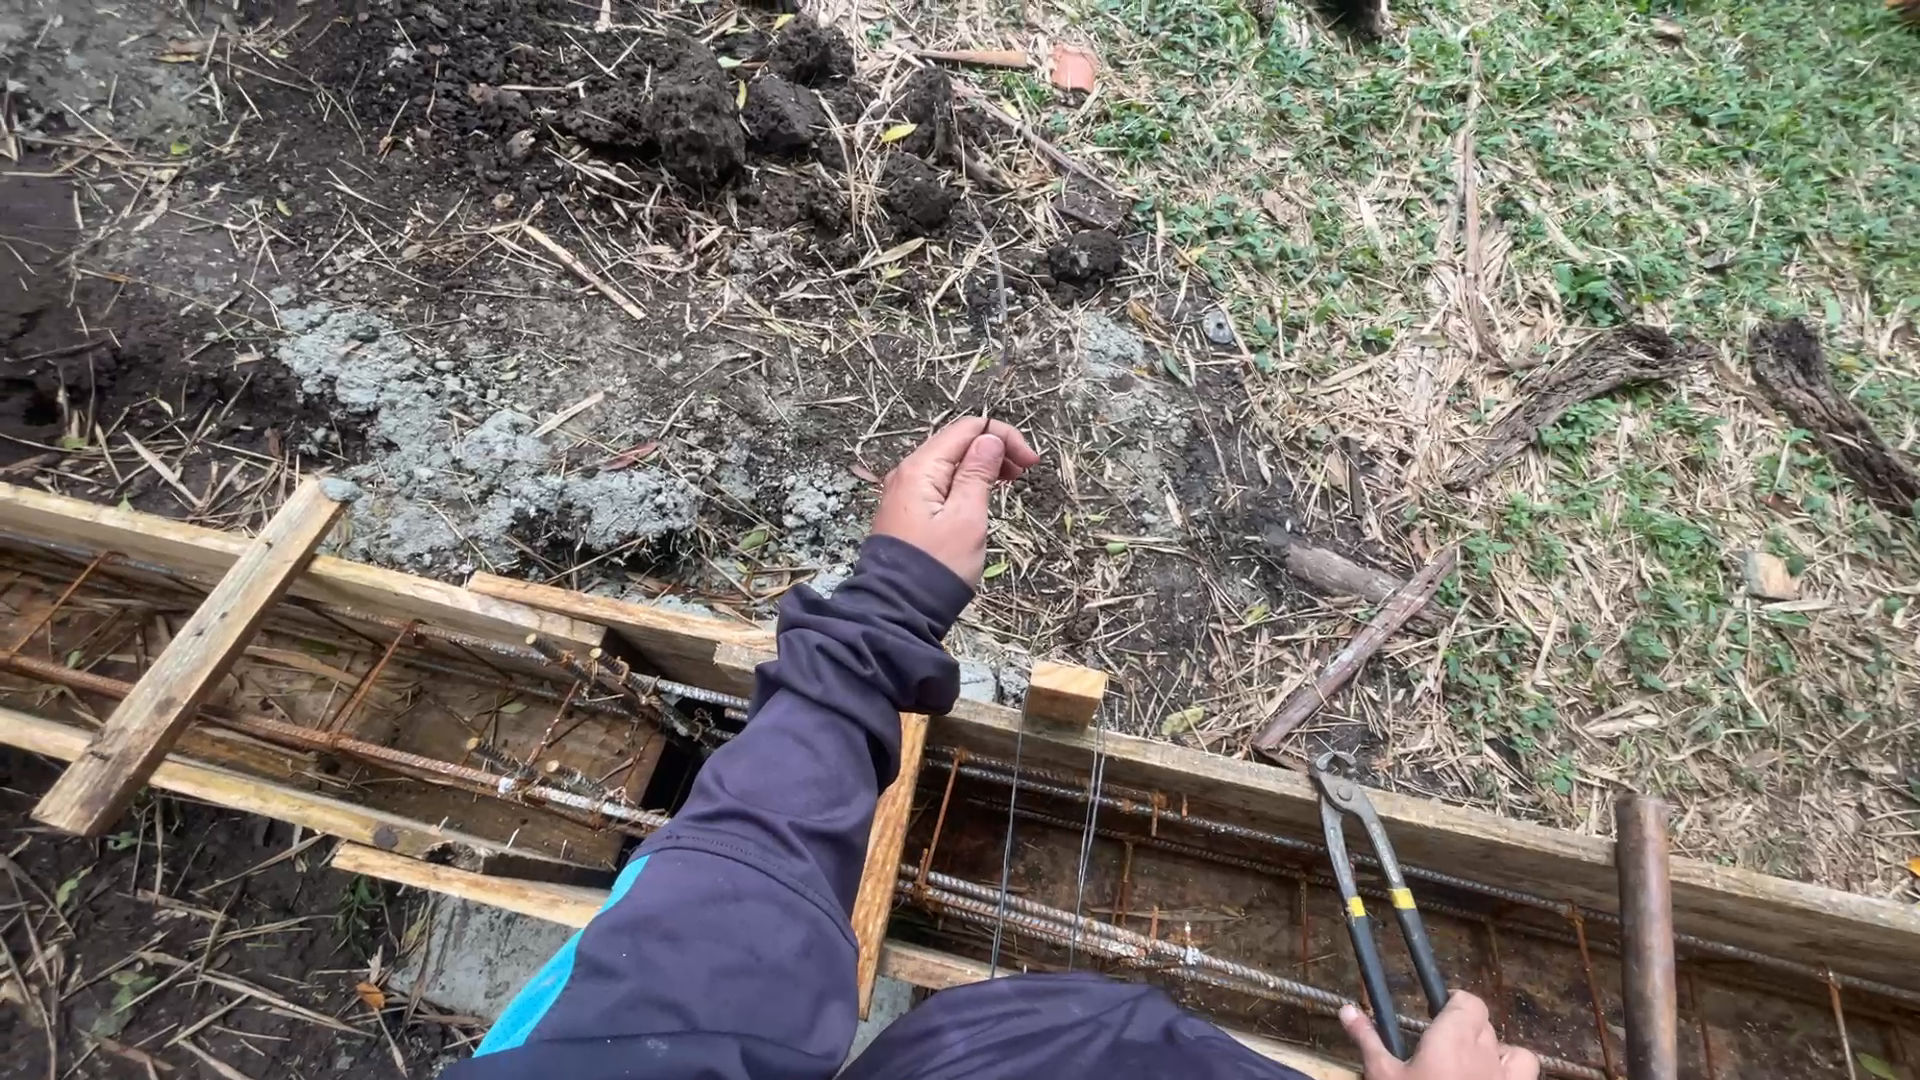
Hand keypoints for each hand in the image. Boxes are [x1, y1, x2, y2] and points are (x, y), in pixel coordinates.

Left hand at [872, 417, 1038, 583]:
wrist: (900, 612)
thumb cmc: (937, 568)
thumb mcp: (967, 518)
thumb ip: (978, 474)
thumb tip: (989, 440)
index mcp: (920, 469)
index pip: (966, 430)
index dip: (1002, 437)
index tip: (1030, 462)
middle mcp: (907, 474)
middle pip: (956, 443)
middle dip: (993, 449)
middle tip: (1024, 472)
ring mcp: (904, 493)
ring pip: (949, 464)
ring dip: (981, 466)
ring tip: (1009, 483)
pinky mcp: (907, 512)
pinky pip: (939, 484)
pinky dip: (964, 483)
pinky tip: (982, 495)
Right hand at [1340, 993, 1537, 1079]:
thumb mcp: (1383, 1075)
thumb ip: (1367, 1039)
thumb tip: (1346, 1010)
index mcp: (1452, 1038)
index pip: (1469, 1003)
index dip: (1454, 1002)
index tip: (1434, 1010)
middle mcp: (1486, 1055)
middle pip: (1486, 1024)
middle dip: (1467, 1026)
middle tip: (1442, 1041)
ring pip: (1517, 1053)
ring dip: (1499, 1052)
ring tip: (1475, 1064)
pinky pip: (1527, 1078)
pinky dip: (1514, 1076)